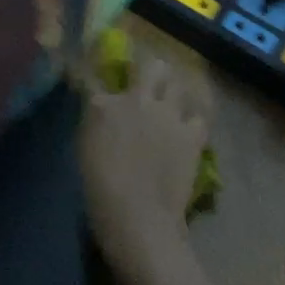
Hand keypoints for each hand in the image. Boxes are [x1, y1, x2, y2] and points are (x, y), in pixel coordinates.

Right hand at [77, 52, 210, 280]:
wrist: (139, 219)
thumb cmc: (101, 194)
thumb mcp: (85, 151)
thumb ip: (95, 122)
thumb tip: (102, 109)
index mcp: (102, 106)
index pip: (92, 74)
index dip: (93, 69)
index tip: (94, 70)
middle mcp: (137, 99)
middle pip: (150, 65)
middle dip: (150, 70)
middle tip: (149, 81)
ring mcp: (168, 114)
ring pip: (178, 84)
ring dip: (173, 92)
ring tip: (172, 103)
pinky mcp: (192, 133)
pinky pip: (198, 115)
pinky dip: (193, 120)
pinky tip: (189, 128)